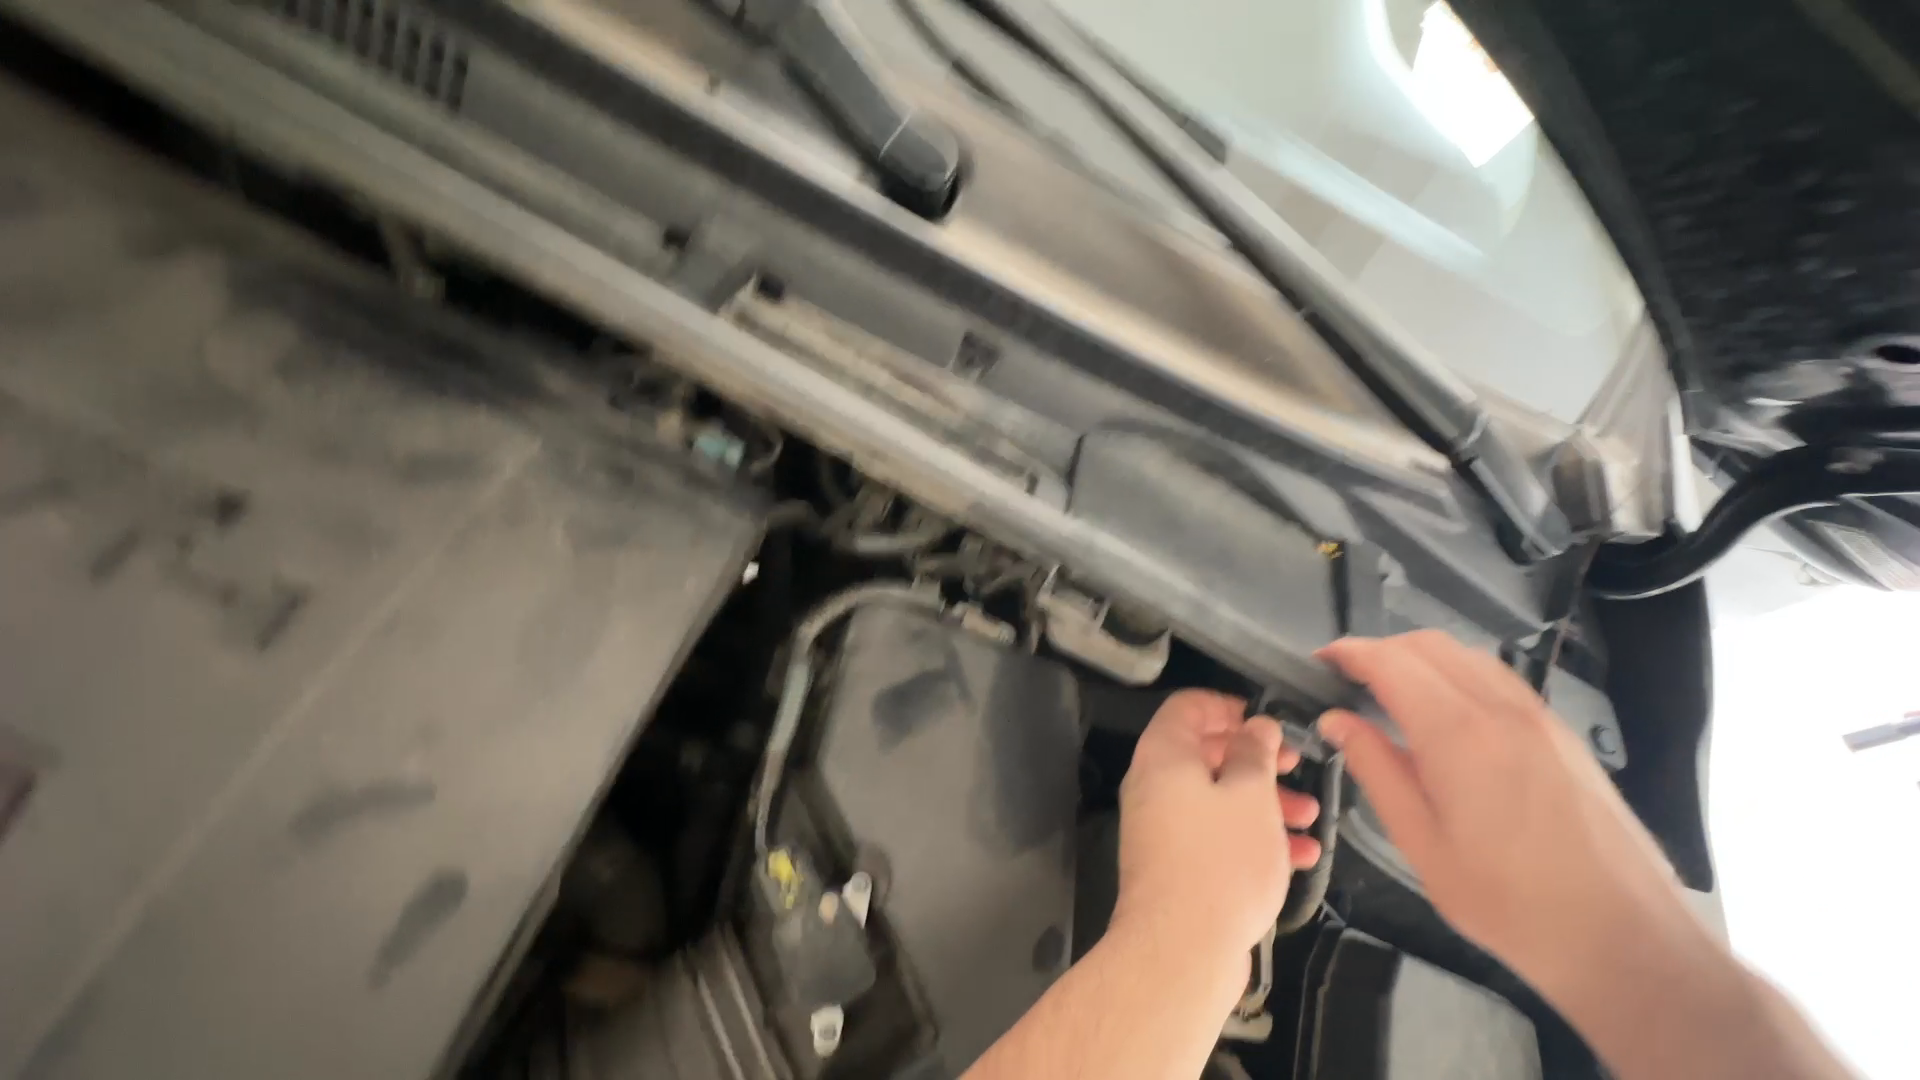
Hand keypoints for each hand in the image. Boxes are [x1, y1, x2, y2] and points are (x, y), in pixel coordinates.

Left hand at [1110, 690, 1322, 978]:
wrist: (1181, 947)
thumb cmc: (1220, 858)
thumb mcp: (1249, 794)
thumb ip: (1255, 753)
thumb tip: (1256, 725)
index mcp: (1163, 754)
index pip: (1188, 706)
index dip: (1228, 706)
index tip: (1267, 721)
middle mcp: (1155, 784)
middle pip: (1207, 752)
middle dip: (1257, 759)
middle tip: (1297, 767)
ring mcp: (1164, 826)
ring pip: (1218, 797)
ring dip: (1265, 801)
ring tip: (1311, 816)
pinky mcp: (1178, 863)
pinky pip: (1217, 834)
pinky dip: (1254, 837)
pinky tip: (1301, 856)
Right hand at [1317, 632, 1691, 988]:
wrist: (1627, 940)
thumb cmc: (1508, 901)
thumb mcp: (1420, 842)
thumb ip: (1375, 769)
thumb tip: (1335, 721)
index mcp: (1458, 734)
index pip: (1390, 661)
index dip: (1348, 652)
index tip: (1320, 662)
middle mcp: (1502, 710)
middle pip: (1429, 644)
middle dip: (1380, 650)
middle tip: (1348, 679)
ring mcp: (1540, 719)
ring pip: (1468, 655)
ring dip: (1420, 658)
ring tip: (1392, 693)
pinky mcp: (1564, 735)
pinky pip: (1499, 679)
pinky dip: (1458, 675)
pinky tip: (1447, 714)